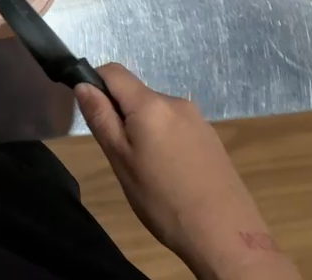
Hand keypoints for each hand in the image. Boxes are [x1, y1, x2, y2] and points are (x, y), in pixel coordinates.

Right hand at [76, 65, 299, 279]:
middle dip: (122, 115)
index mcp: (151, 104)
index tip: (94, 115)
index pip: (113, 71)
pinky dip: (165, 141)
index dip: (95, 83)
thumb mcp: (121, 161)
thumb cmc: (165, 201)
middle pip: (136, 93)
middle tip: (122, 156)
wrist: (228, 240)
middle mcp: (176, 102)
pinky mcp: (213, 139)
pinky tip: (173, 175)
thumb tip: (83, 85)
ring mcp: (199, 121)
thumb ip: (101, 118)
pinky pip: (176, 127)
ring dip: (144, 129)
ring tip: (149, 171)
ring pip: (156, 113)